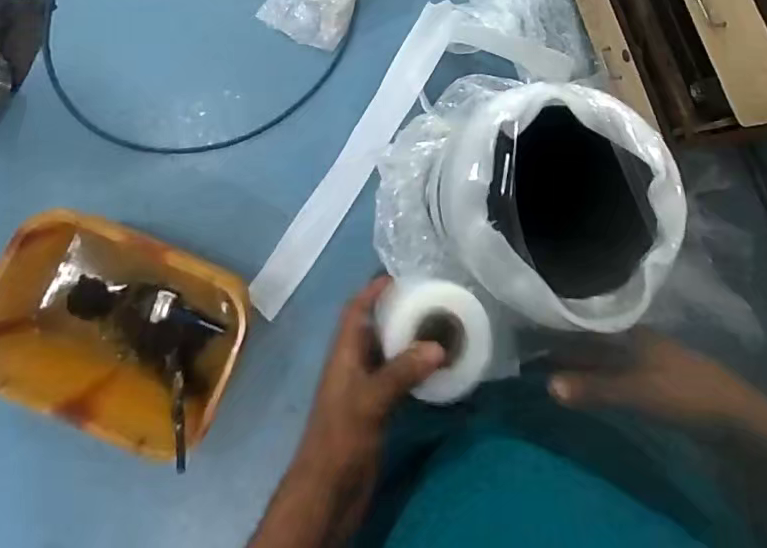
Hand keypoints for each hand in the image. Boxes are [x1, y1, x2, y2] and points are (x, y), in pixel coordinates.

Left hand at [297, 276, 444, 483]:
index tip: (400, 274)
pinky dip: (413, 367)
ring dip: (408, 339)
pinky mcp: (376, 410)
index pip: (356, 310)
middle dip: (398, 310)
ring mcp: (364, 388)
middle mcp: (353, 365)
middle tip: (431, 298)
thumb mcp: (370, 400)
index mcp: (344, 353)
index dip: (373, 290)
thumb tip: (438, 345)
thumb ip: (401, 371)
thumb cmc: (340, 438)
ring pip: (387, 352)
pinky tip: (435, 367)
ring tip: (439, 325)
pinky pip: (397, 377)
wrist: (327, 492)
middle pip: (374, 327)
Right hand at [548, 329, 762, 426]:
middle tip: (528, 348)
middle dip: (564, 341)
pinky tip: (584, 379)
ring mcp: (644, 355)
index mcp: (628, 330)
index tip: (525, 326)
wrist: (734, 416)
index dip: (557, 324)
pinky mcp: (652, 375)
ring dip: (578, 358)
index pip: (583, 322)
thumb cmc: (682, 392)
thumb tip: (546, 384)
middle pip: (591, 336)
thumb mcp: (635, 391)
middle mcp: (633, 336)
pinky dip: (593, 371)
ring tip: (547, 364)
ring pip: (602, 351)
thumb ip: (593, 388)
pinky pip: (612, 366)